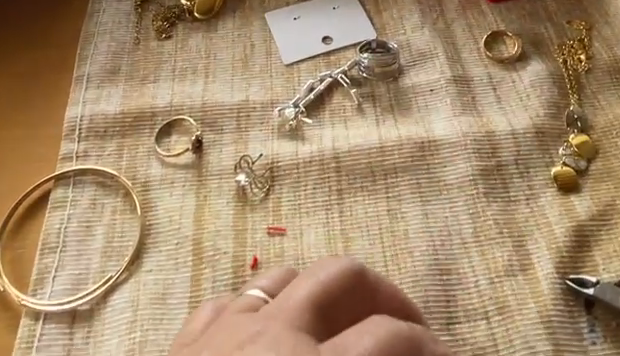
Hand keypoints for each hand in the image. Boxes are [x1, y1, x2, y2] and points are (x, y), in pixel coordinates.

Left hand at [168, 257, 450, 355]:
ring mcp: (224, 326)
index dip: (432, 347)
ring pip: (288, 272)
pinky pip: (236, 297)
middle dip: (386, 297)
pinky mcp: (187, 337)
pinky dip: (265, 308)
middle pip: (342, 274)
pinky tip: (273, 336)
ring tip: (345, 325)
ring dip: (324, 293)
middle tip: (408, 332)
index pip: (390, 338)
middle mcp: (270, 332)